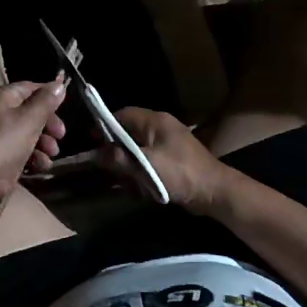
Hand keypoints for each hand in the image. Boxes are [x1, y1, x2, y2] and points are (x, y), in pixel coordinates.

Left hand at [0, 78, 67, 194]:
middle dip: (48, 124)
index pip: (28, 87)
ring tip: (52, 153)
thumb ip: (46, 101)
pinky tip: (41, 166)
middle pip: (29, 112)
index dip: (48, 96)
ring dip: (44, 143)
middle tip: (61, 135)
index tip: (66, 107)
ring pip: (27, 133)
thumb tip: (58, 84)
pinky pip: (19, 150)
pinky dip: (33, 156)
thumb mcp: (30, 119)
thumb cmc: (4, 143)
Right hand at [102, 107, 233, 213]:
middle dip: (116, 151)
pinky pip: (149, 160)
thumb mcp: (145, 166)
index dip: (105, 126)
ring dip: (129, 165)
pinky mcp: (172, 158)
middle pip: (128, 132)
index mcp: (155, 121)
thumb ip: (118, 158)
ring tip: (125, 181)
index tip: (92, 142)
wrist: (215, 192)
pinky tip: (140, 188)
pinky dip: (141, 172)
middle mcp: (161, 127)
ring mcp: (168, 142)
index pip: (122, 114)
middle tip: (107, 167)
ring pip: (137, 149)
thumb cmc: (180, 174)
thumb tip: (94, 153)